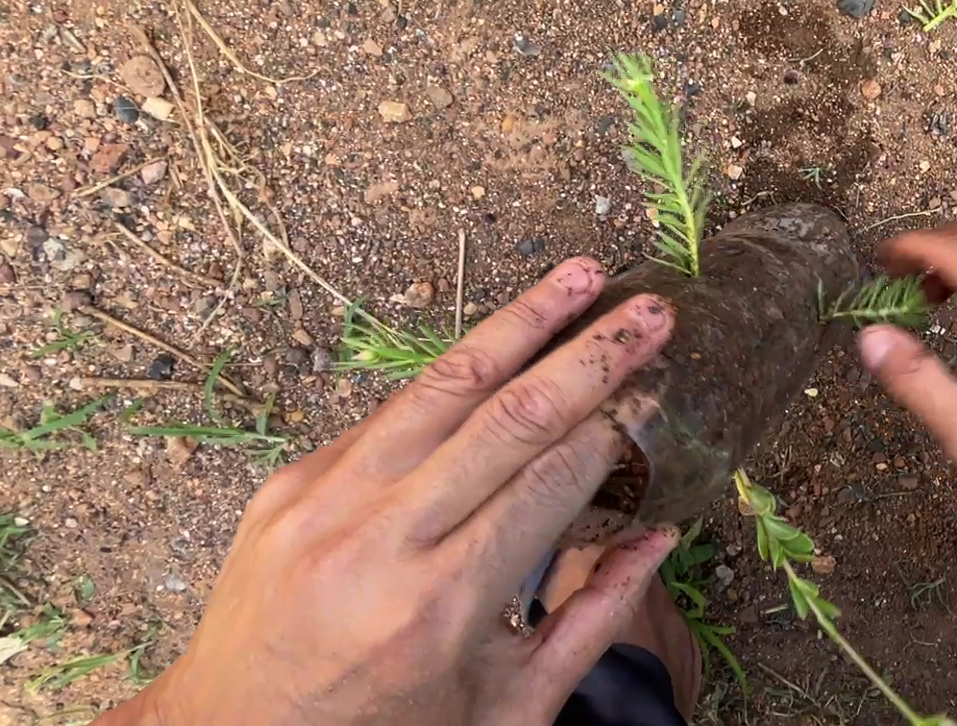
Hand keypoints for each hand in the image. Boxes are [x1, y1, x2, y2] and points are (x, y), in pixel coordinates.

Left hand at [105, 258, 678, 725]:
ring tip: (582, 273)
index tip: (658, 388)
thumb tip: (662, 535)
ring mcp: (325, 500)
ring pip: (450, 382)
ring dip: (527, 318)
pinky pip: (403, 406)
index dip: (616, 423)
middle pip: (513, 415)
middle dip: (594, 354)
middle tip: (652, 311)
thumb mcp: (506, 710)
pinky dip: (470, 364)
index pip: (553, 477)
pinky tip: (516, 331)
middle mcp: (380, 541)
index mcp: (443, 606)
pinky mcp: (294, 480)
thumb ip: (594, 620)